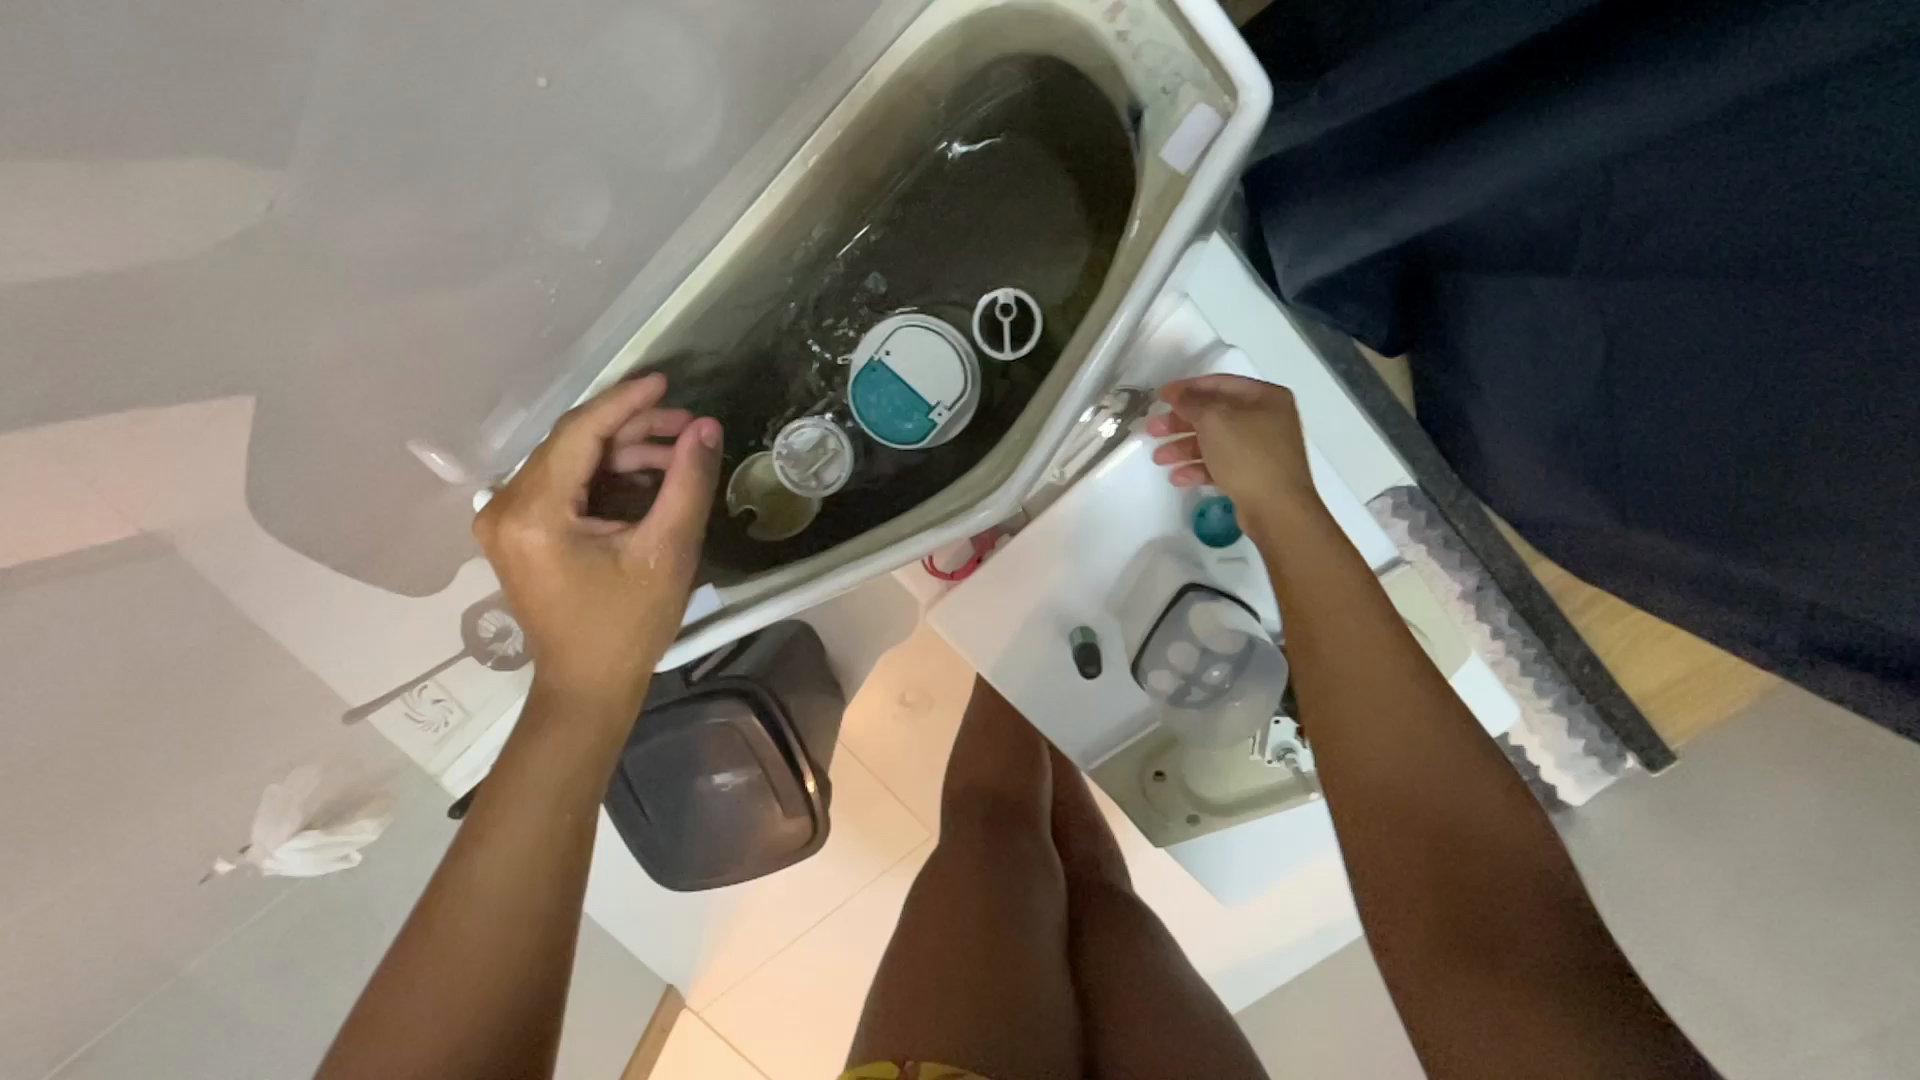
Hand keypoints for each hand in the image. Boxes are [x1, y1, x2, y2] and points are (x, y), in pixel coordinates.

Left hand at [473, 374, 721, 714]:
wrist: (588, 684)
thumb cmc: (628, 625)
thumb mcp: (667, 551)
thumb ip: (688, 482)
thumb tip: (706, 428)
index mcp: (534, 513)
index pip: (579, 433)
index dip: (626, 402)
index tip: (667, 381)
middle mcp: (505, 508)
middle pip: (574, 444)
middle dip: (634, 430)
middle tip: (690, 428)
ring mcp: (506, 520)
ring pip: (572, 463)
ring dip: (625, 455)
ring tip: (680, 457)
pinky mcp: (519, 532)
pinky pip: (566, 486)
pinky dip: (608, 478)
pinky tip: (651, 480)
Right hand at [1145, 374, 1318, 531]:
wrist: (1277, 509)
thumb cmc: (1247, 456)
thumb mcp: (1214, 421)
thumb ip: (1191, 402)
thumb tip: (1176, 392)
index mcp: (1265, 397)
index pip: (1220, 384)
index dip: (1187, 388)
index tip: (1160, 396)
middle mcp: (1266, 419)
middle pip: (1214, 414)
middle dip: (1180, 422)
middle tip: (1152, 430)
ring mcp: (1260, 448)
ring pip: (1214, 441)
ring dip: (1183, 447)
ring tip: (1158, 459)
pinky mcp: (1253, 474)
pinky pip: (1221, 464)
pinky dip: (1198, 468)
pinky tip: (1177, 477)